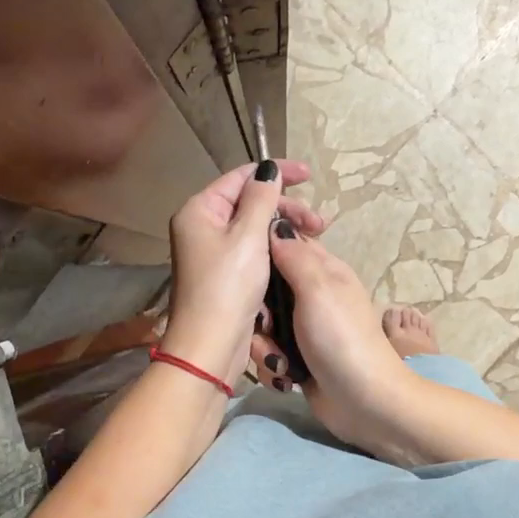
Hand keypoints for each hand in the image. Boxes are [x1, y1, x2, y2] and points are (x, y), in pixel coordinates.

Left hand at [164, 160, 323, 382]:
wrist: (209, 347)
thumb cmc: (227, 288)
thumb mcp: (247, 237)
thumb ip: (261, 199)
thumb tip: (268, 170)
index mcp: (200, 210)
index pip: (241, 177)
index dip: (277, 172)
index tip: (310, 175)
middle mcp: (202, 227)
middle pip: (249, 203)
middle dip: (286, 207)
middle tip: (318, 223)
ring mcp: (213, 253)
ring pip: (255, 228)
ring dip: (284, 229)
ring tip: (314, 238)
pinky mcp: (226, 276)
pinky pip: (254, 251)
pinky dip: (276, 249)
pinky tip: (297, 254)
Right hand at [250, 227, 413, 450]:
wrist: (365, 403)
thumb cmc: (342, 339)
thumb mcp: (317, 288)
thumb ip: (293, 256)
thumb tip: (273, 224)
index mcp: (323, 271)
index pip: (282, 245)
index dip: (260, 256)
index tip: (247, 275)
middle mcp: (312, 297)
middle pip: (265, 291)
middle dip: (257, 314)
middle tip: (266, 327)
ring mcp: (305, 331)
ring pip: (263, 328)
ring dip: (263, 347)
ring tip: (278, 361)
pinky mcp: (299, 361)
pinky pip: (270, 356)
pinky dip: (274, 368)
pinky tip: (285, 379)